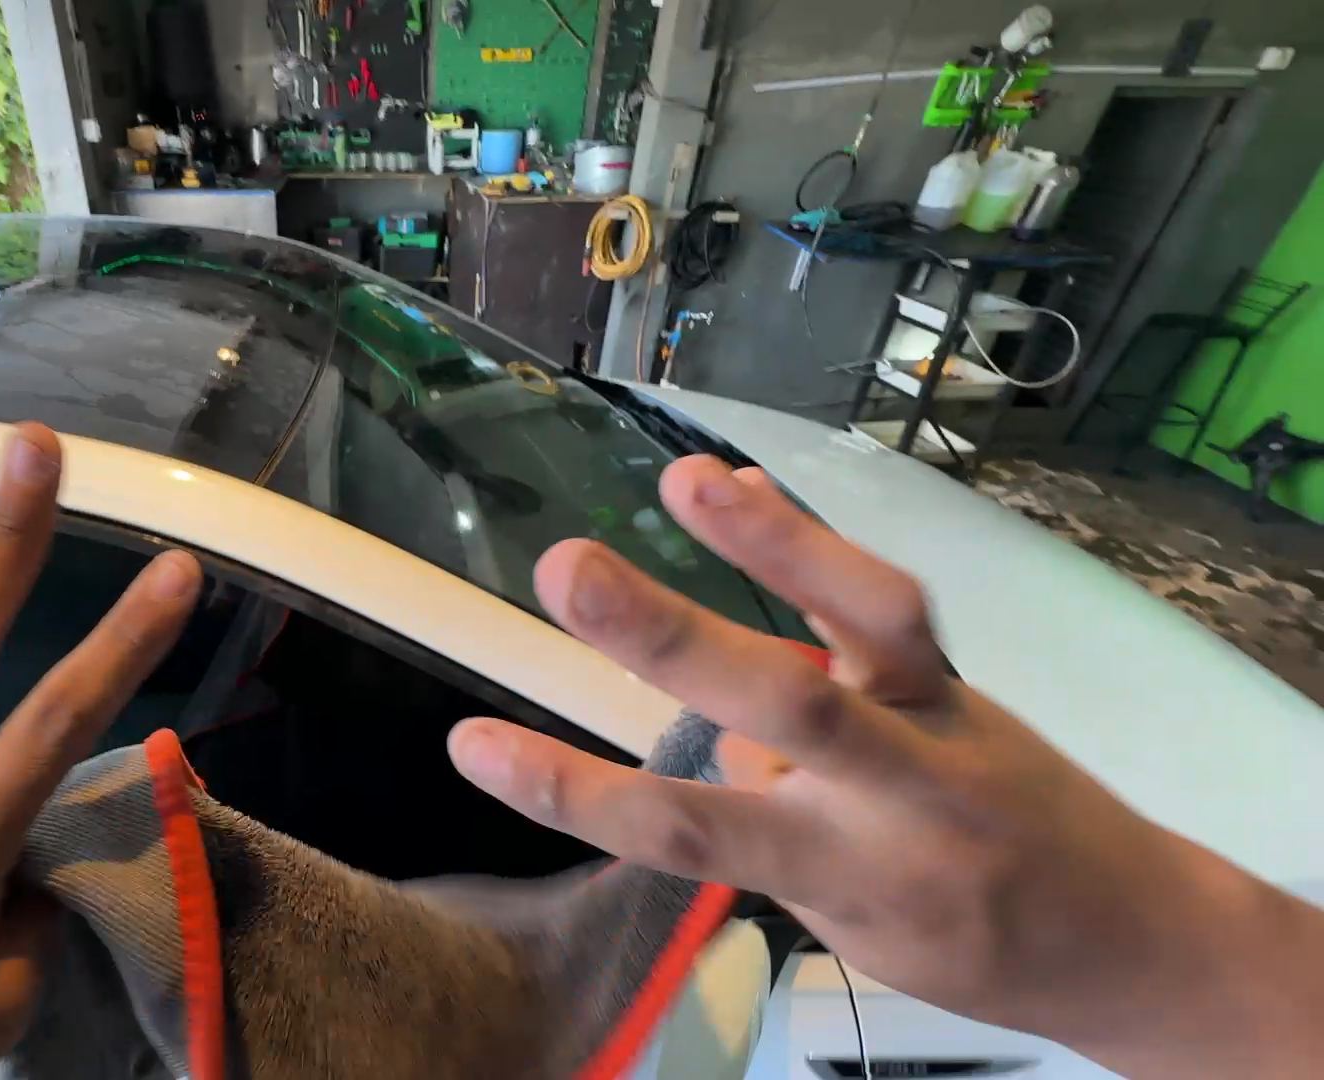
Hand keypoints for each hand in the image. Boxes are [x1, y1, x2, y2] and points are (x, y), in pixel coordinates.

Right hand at [447, 455, 1322, 1077]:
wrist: (1130, 935)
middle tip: (563, 569)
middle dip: (662, 635)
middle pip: (777, 704)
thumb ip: (764, 813)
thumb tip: (716, 730)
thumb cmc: (950, 926)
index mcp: (844, 871)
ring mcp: (939, 714)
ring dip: (770, 543)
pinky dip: (806, 538)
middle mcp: (898, 789)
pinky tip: (736, 485)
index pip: (681, 829)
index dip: (569, 788)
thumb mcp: (847, 909)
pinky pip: (884, 597)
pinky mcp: (957, 671)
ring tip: (685, 480)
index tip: (472, 744)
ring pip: (866, 621)